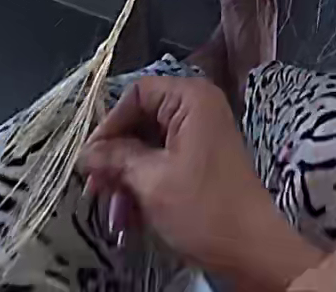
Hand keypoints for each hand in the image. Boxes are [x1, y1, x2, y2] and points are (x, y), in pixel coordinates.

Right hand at [79, 75, 323, 290]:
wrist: (247, 243)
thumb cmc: (202, 205)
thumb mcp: (153, 180)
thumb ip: (118, 158)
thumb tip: (87, 151)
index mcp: (191, 97)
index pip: (139, 92)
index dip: (110, 122)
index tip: (88, 158)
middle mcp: (197, 106)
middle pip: (142, 118)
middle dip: (116, 156)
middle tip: (93, 189)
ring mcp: (200, 131)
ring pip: (149, 144)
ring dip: (126, 178)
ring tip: (113, 214)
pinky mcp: (200, 156)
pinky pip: (162, 160)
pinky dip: (143, 185)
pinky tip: (129, 219)